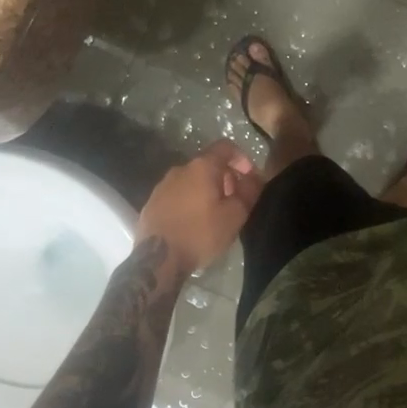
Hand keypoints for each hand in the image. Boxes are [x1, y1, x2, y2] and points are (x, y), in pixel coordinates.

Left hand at [137, 140, 261, 276]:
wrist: (157, 260)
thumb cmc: (200, 234)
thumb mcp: (235, 215)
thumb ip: (249, 191)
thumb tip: (255, 178)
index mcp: (202, 167)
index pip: (225, 147)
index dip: (241, 157)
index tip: (249, 177)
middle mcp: (179, 170)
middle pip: (207, 164)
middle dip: (224, 177)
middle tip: (234, 200)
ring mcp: (161, 186)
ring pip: (190, 180)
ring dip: (205, 190)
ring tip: (214, 214)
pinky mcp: (151, 204)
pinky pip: (176, 195)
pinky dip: (189, 201)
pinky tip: (193, 223)